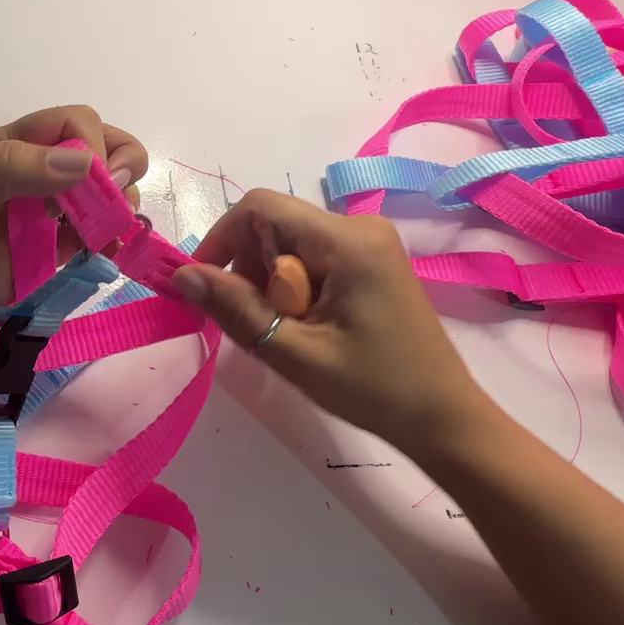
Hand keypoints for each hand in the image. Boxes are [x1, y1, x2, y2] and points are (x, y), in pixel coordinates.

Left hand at [0, 106, 145, 354]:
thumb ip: (8, 168)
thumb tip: (85, 164)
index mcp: (9, 149)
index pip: (77, 123)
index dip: (97, 147)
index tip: (96, 184)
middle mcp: (32, 177)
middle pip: (100, 153)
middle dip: (121, 171)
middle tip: (112, 209)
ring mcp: (39, 220)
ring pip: (101, 197)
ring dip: (118, 209)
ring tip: (108, 238)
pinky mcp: (41, 260)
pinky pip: (88, 241)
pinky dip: (107, 243)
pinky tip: (104, 257)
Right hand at [170, 189, 490, 450]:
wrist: (441, 417)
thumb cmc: (373, 389)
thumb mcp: (294, 352)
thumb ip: (236, 308)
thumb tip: (181, 275)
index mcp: (347, 241)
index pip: (260, 207)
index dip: (221, 239)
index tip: (205, 286)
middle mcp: (357, 227)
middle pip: (272, 224)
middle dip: (247, 269)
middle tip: (256, 322)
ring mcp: (365, 242)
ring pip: (285, 242)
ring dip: (267, 282)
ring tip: (285, 330)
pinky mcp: (366, 260)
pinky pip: (306, 256)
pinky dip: (289, 287)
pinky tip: (302, 325)